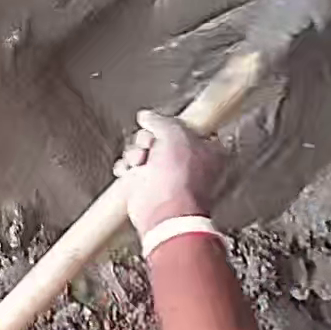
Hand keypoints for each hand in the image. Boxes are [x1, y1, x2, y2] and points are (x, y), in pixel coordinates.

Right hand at [113, 109, 221, 235]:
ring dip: (134, 152)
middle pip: (157, 136)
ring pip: (140, 149)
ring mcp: (165, 174)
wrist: (163, 212)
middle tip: (150, 147)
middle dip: (147, 139)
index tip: (163, 126)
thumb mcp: (174, 134)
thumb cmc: (179, 178)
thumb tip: (146, 116)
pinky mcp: (145, 186)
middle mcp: (185, 162)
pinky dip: (125, 167)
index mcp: (205, 149)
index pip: (184, 126)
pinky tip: (128, 170)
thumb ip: (160, 121)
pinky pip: (129, 167)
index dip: (170, 124)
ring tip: (139, 162)